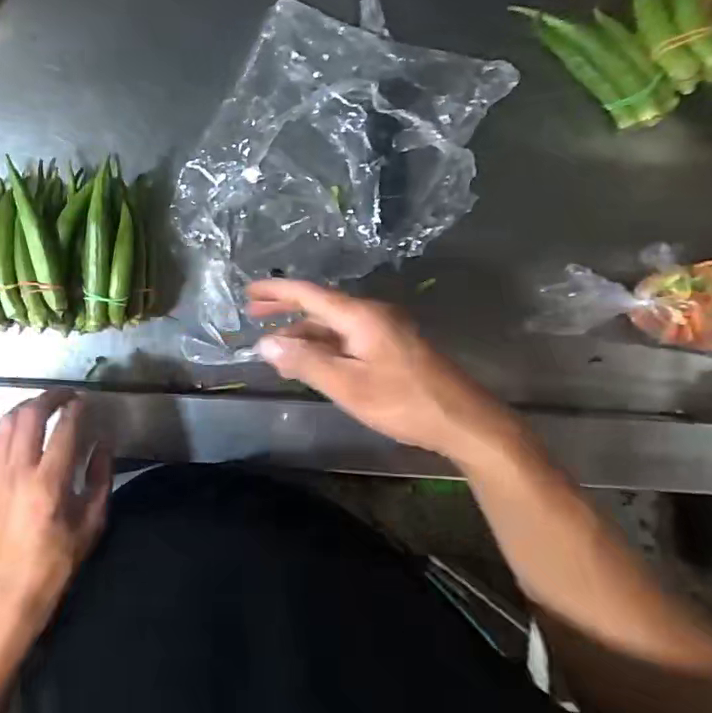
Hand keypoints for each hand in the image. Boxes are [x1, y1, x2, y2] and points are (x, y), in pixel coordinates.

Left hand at [0, 390, 112, 625]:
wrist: (15, 584)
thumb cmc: (59, 557)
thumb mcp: (92, 521)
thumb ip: (99, 477)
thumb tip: (103, 442)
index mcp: (49, 483)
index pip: (63, 431)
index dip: (76, 410)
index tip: (86, 401)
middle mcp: (19, 471)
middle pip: (30, 416)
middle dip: (50, 398)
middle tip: (67, 394)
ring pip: (7, 421)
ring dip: (27, 406)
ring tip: (46, 404)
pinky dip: (8, 423)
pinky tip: (20, 424)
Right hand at [246, 278, 522, 463]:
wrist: (463, 420)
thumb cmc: (402, 401)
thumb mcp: (346, 384)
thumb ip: (304, 361)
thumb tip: (265, 343)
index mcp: (361, 316)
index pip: (310, 294)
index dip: (277, 291)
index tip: (248, 291)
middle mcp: (373, 315)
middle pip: (321, 305)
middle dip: (286, 307)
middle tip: (253, 312)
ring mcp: (385, 330)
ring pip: (334, 324)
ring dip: (303, 330)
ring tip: (274, 343)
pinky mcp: (392, 347)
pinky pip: (347, 337)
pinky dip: (322, 344)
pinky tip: (310, 359)